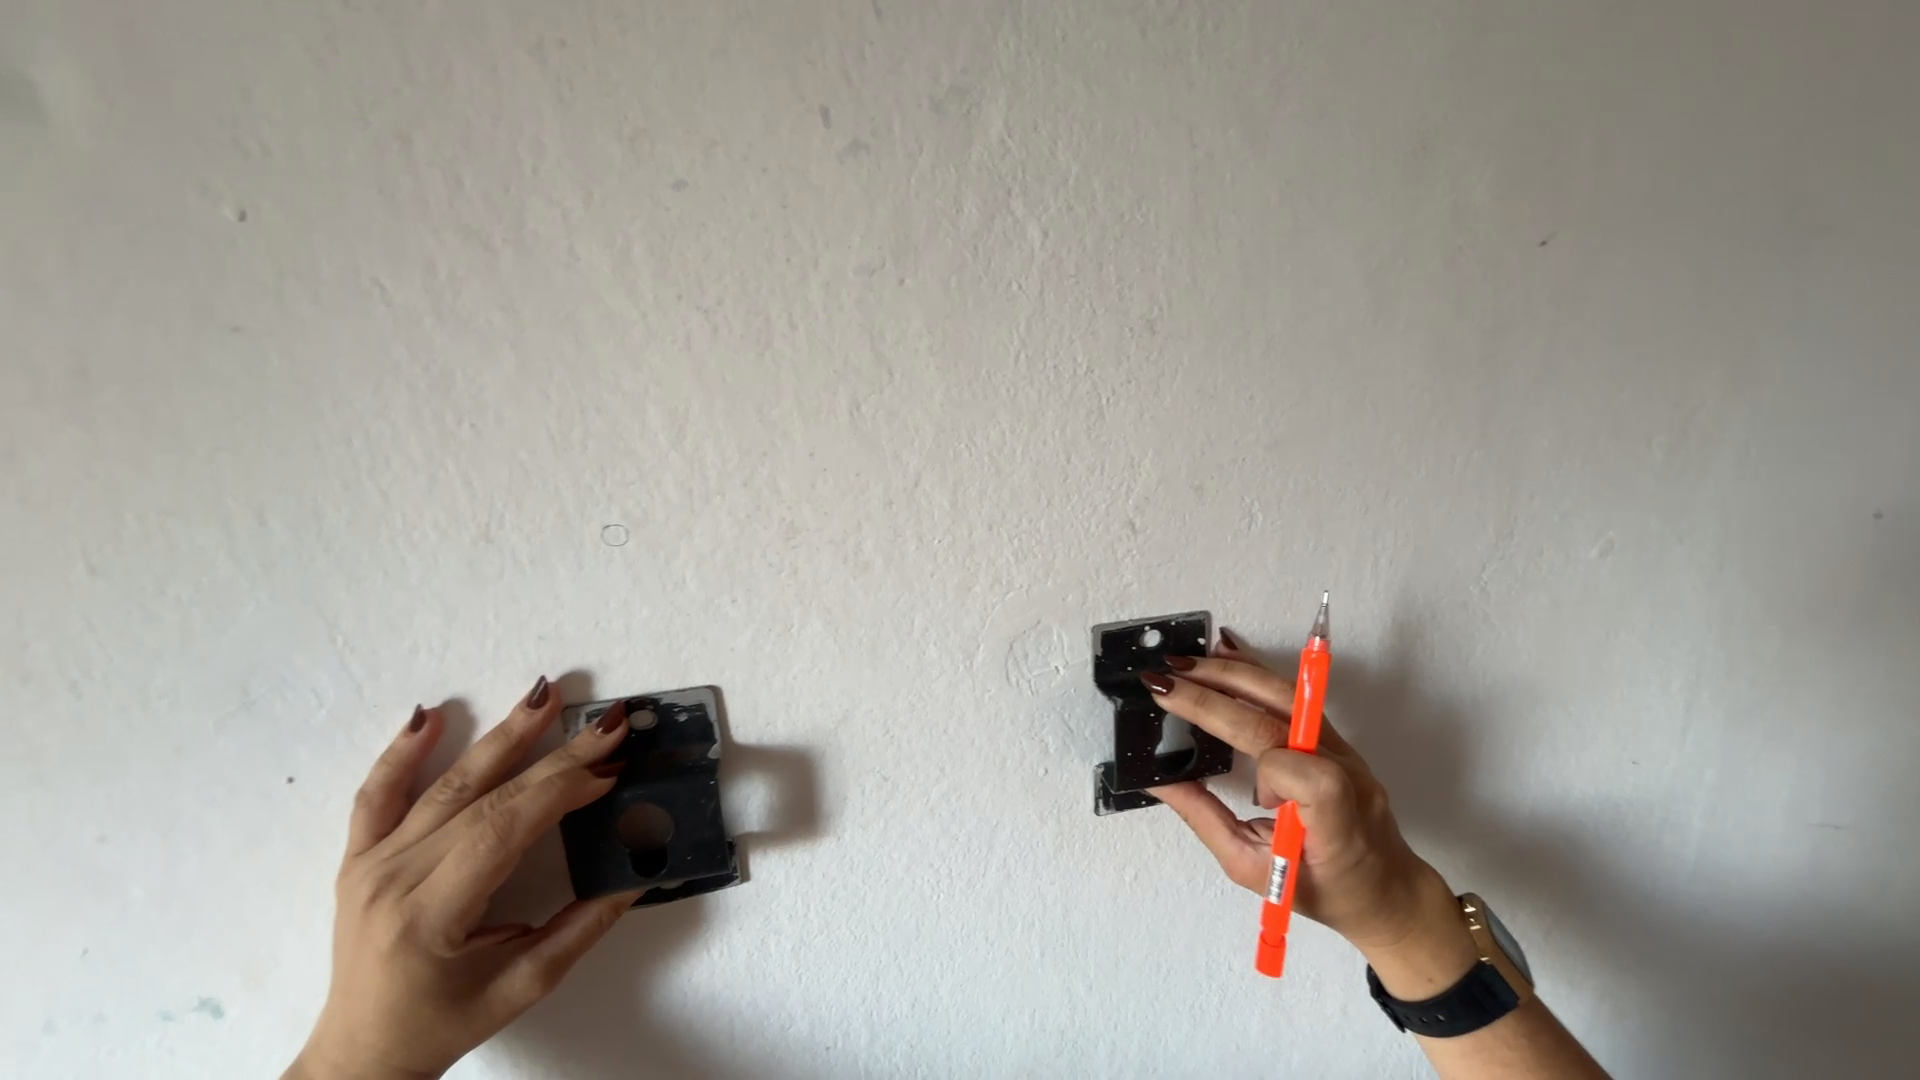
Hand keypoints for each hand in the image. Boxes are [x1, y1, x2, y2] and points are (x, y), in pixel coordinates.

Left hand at [285, 680, 645, 1079]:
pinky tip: (430, 715)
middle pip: (486, 795)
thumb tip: (640, 872)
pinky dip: (402, 751)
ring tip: (545, 694)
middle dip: (556, 754)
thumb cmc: (443, 1025)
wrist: (358, 1057)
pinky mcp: (359, 857)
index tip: (611, 768)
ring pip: (443, 783)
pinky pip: (376, 794)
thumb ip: (584, 926)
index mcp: (433, 912)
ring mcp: (371, 862)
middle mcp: (395, 876)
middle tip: (606, 723)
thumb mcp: (523, 985)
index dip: (563, 789)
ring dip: (501, 734)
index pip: (506, 827)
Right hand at [1144, 635, 1475, 984]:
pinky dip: (1253, 672)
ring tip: (1185, 664)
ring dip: (1232, 673)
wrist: (1386, 888)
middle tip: (1167, 679)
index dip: (1274, 773)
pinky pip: (1292, 695)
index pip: (1308, 776)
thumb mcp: (1256, 871)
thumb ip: (1206, 820)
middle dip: (1219, 693)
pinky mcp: (1332, 736)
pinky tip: (1223, 654)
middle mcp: (1345, 773)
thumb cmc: (1323, 889)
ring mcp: (1342, 749)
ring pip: (1286, 694)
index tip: (1255, 794)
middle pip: (1282, 716)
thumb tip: (1160, 781)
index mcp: (1336, 821)